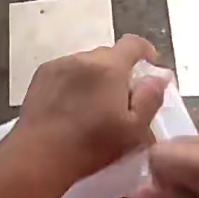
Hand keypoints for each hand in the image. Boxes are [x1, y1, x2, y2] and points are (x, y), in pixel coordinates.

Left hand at [2, 35, 166, 188]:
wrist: (40, 154)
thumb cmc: (91, 145)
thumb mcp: (133, 129)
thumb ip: (150, 97)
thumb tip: (159, 76)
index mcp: (109, 67)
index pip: (133, 43)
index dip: (145, 51)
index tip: (149, 65)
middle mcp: (83, 58)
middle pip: (108, 55)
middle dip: (119, 71)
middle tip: (121, 99)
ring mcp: (59, 64)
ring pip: (86, 63)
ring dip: (94, 76)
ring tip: (93, 105)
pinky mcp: (41, 75)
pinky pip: (66, 70)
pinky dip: (74, 81)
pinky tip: (71, 105)